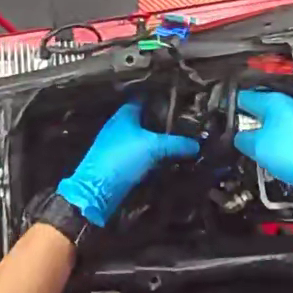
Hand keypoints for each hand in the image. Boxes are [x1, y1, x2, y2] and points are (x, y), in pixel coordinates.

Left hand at [57, 101, 199, 224]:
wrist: (95, 191)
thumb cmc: (123, 158)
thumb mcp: (154, 147)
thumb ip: (176, 143)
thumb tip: (196, 145)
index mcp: (124, 115)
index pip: (144, 102)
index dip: (160, 103)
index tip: (180, 107)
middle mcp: (118, 127)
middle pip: (144, 123)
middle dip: (162, 127)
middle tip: (185, 130)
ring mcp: (115, 147)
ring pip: (142, 142)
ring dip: (157, 146)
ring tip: (180, 149)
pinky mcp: (116, 165)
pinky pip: (138, 158)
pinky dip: (150, 160)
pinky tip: (165, 165)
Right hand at [234, 89, 292, 274]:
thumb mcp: (258, 148)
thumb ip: (242, 139)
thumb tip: (238, 137)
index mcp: (274, 101)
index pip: (243, 97)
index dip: (229, 108)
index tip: (222, 118)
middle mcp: (289, 106)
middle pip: (258, 111)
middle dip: (247, 124)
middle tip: (237, 140)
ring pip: (272, 125)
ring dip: (262, 137)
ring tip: (256, 152)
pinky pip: (285, 136)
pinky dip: (278, 145)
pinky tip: (277, 158)